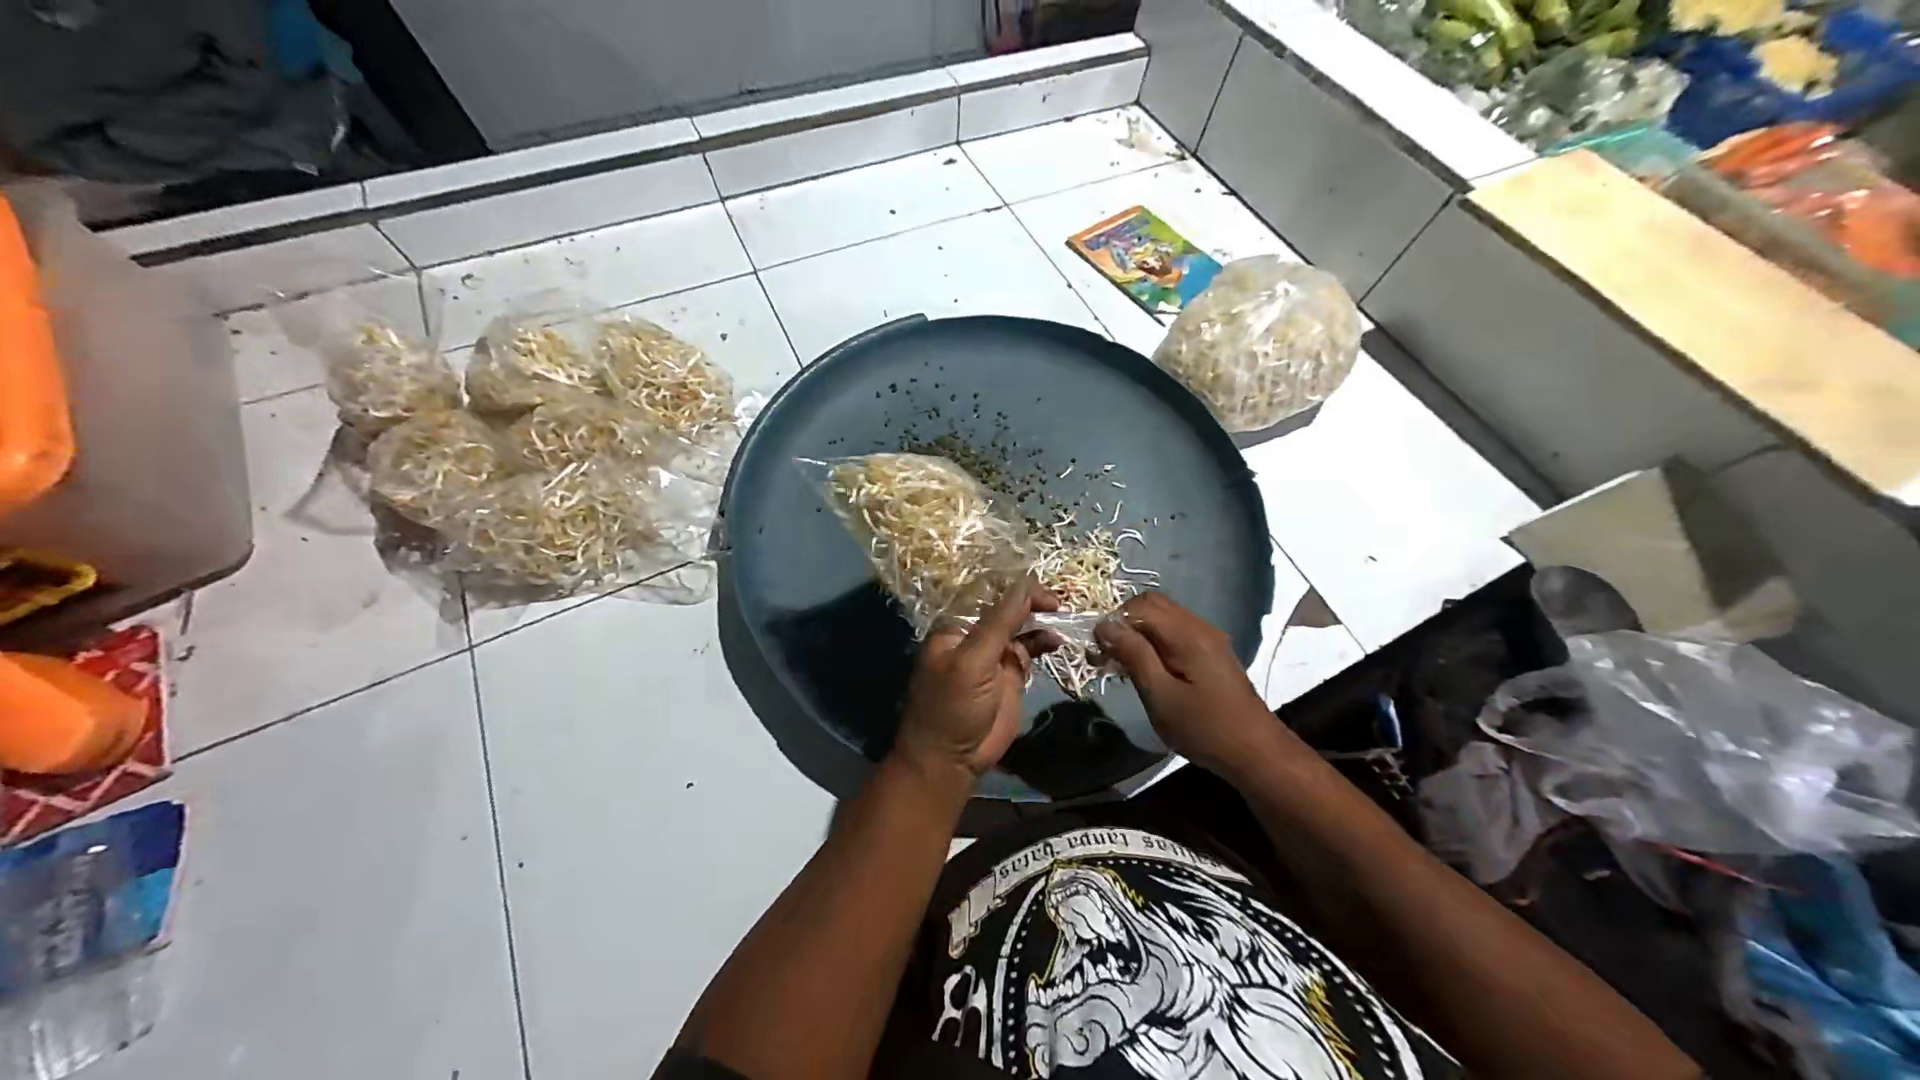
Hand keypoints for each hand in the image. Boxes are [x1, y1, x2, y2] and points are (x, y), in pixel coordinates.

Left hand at [893, 581, 1061, 783]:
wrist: (952, 758)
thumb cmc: (952, 707)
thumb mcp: (973, 662)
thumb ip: (999, 623)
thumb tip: (1024, 585)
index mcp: (956, 625)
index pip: (988, 592)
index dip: (1015, 587)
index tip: (1043, 592)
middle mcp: (976, 633)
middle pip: (1008, 606)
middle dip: (1033, 601)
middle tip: (1060, 604)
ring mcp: (994, 652)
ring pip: (1022, 625)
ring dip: (1042, 619)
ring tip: (1064, 619)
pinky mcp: (1011, 672)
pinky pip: (1031, 648)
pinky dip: (1045, 640)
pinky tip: (1058, 640)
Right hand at [1094, 592, 1310, 784]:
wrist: (1255, 752)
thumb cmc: (1204, 728)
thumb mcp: (1160, 696)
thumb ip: (1133, 655)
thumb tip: (1104, 626)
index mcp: (1187, 634)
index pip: (1139, 606)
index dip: (1113, 622)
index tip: (1097, 651)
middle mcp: (1199, 627)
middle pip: (1151, 605)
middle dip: (1123, 623)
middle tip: (1107, 654)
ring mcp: (1208, 638)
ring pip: (1162, 617)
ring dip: (1137, 632)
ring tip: (1122, 663)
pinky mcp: (1210, 652)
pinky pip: (1174, 631)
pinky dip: (1153, 640)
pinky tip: (1145, 668)